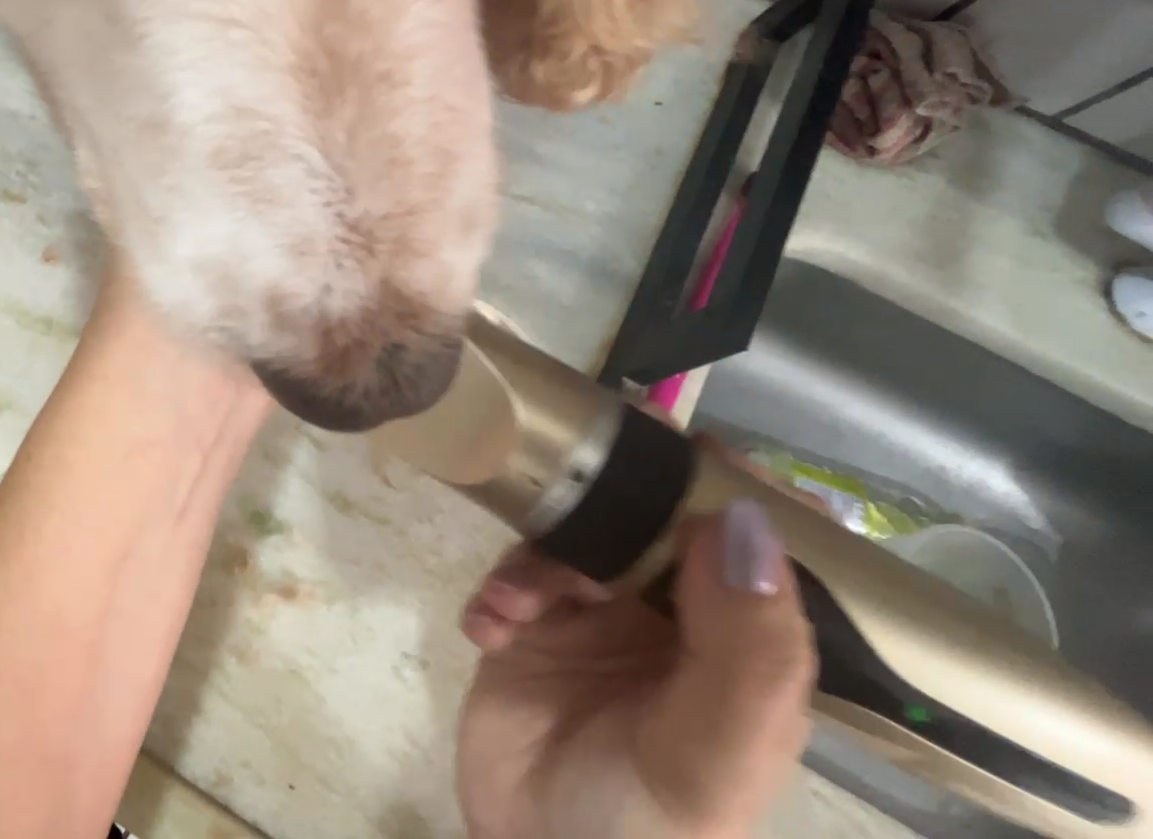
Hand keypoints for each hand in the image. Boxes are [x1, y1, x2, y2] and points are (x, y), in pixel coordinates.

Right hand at [456, 498, 815, 838]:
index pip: (757, 548)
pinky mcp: (528, 635)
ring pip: (568, 545)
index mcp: (742, 646)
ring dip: (535, 562)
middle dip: (607, 508)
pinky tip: (486, 631)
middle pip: (649, 527)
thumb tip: (741, 521)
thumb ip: (746, 651)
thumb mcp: (713, 754)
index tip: (687, 443)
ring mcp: (594, 624)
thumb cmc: (648, 826)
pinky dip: (494, 596)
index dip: (733, 490)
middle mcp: (673, 623)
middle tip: (566, 480)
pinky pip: (509, 582)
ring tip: (516, 607)